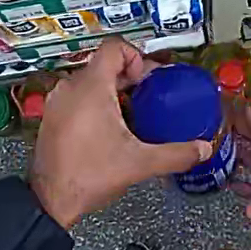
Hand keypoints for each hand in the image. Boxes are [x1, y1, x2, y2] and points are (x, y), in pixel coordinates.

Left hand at [30, 37, 209, 228]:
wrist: (49, 201)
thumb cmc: (87, 176)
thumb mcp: (139, 163)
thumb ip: (175, 154)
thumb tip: (201, 149)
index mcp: (91, 87)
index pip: (114, 47)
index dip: (136, 57)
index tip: (145, 80)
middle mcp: (70, 88)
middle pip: (105, 64)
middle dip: (129, 78)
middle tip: (146, 98)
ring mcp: (58, 101)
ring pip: (91, 80)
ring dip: (113, 91)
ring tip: (131, 114)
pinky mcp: (52, 116)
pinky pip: (78, 96)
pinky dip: (96, 103)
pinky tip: (110, 128)